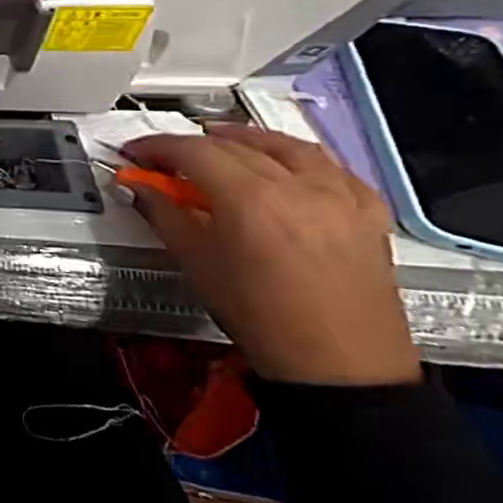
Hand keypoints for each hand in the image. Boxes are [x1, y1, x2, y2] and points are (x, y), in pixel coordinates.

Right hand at [122, 124, 420, 385]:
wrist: (337, 365)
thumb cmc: (258, 315)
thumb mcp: (196, 262)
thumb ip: (163, 214)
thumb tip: (135, 186)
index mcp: (250, 199)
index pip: (193, 151)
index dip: (157, 147)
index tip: (135, 153)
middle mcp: (298, 186)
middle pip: (234, 144)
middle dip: (192, 145)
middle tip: (164, 159)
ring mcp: (339, 195)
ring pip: (285, 144)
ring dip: (245, 138)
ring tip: (219, 140)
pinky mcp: (368, 211)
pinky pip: (330, 166)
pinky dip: (297, 157)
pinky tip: (282, 163)